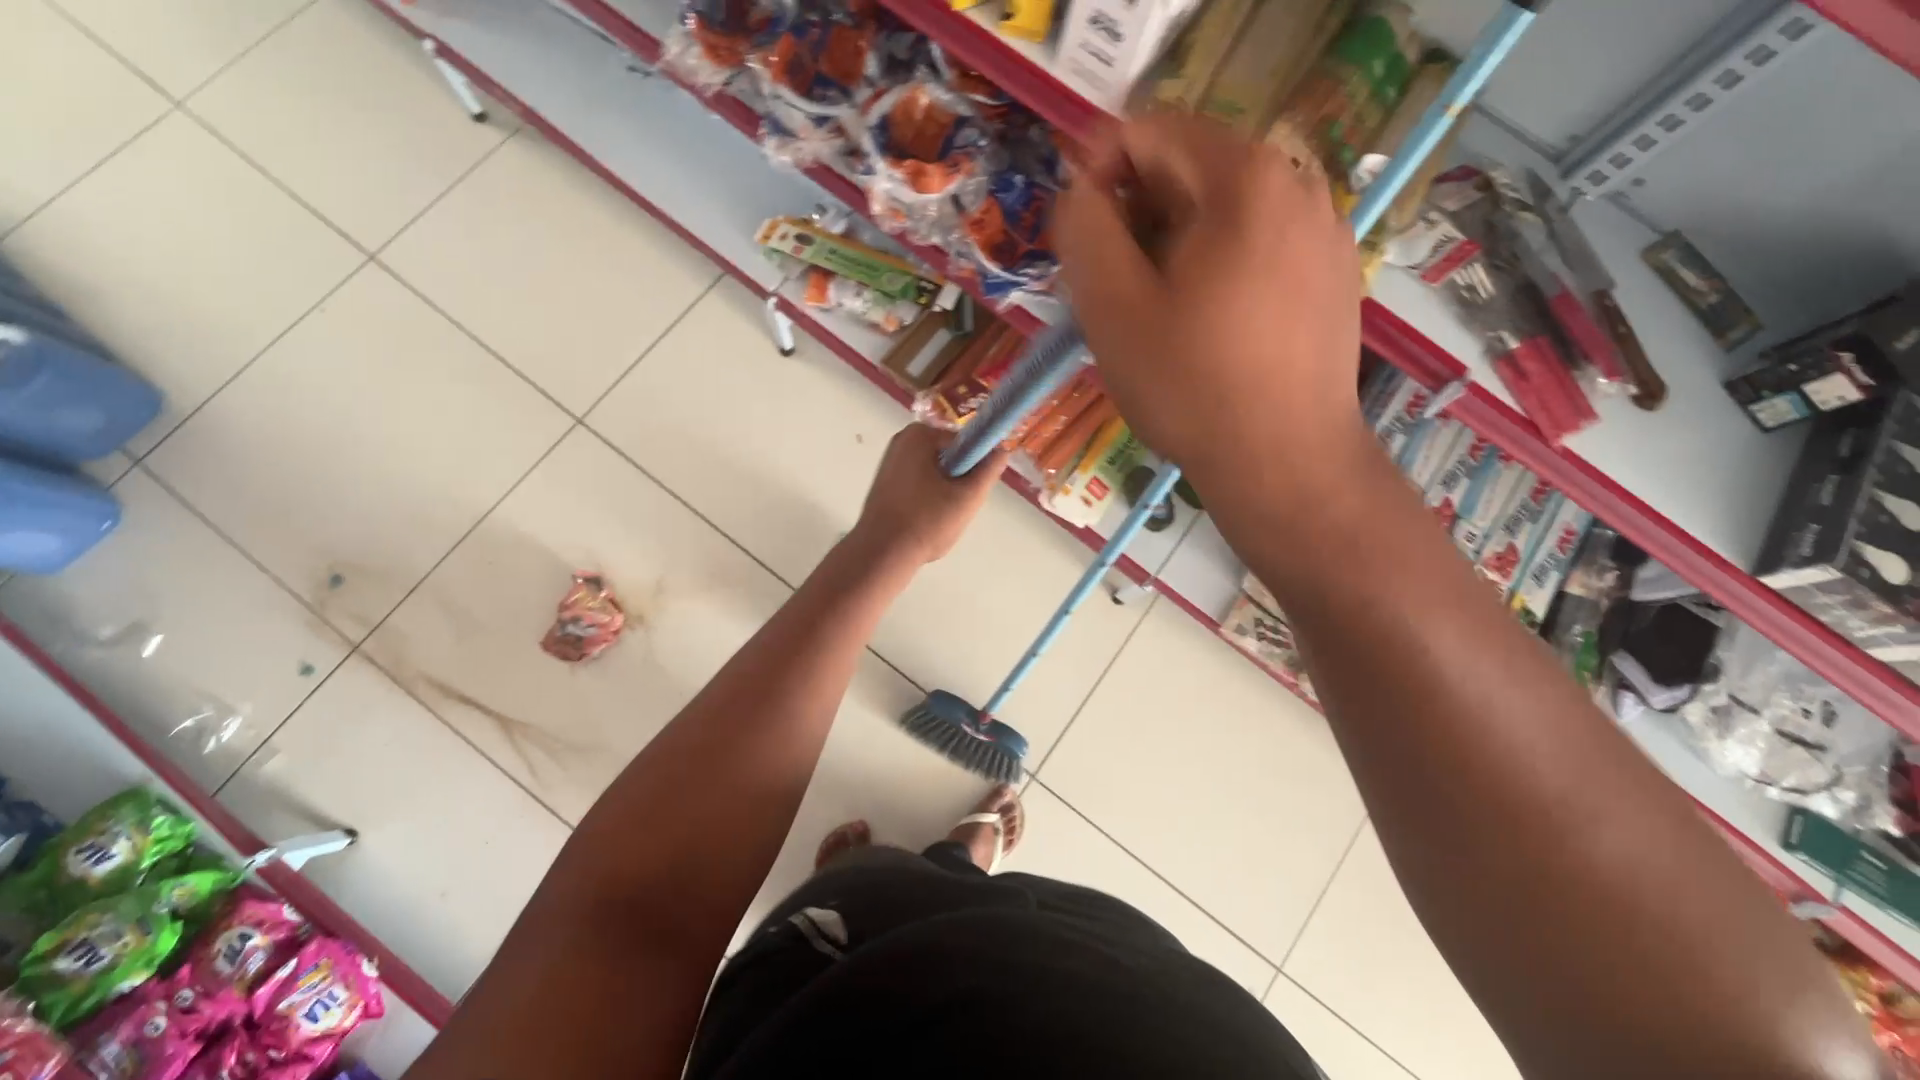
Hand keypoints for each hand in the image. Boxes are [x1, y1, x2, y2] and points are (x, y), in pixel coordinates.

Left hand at [851, 424, 1008, 564]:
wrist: (881, 554)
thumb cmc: (926, 522)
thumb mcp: (968, 497)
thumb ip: (989, 469)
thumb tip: (1002, 449)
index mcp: (919, 434)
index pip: (965, 443)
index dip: (973, 468)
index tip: (968, 493)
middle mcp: (902, 439)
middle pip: (950, 456)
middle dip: (958, 480)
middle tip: (954, 508)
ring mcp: (890, 460)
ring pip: (936, 472)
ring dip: (944, 492)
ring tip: (937, 516)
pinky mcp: (885, 480)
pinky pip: (919, 482)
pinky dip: (927, 498)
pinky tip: (923, 518)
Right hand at [1056, 114, 1368, 497]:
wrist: (1285, 463)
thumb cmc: (1190, 386)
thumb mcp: (1110, 306)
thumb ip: (1083, 227)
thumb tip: (1082, 188)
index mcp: (1244, 178)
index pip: (1151, 131)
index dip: (1098, 173)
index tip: (1079, 237)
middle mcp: (1298, 184)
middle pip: (1193, 167)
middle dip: (1140, 212)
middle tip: (1114, 284)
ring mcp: (1326, 230)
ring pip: (1226, 208)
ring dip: (1177, 241)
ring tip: (1159, 309)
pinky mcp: (1334, 273)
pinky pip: (1261, 242)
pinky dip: (1220, 262)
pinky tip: (1210, 323)